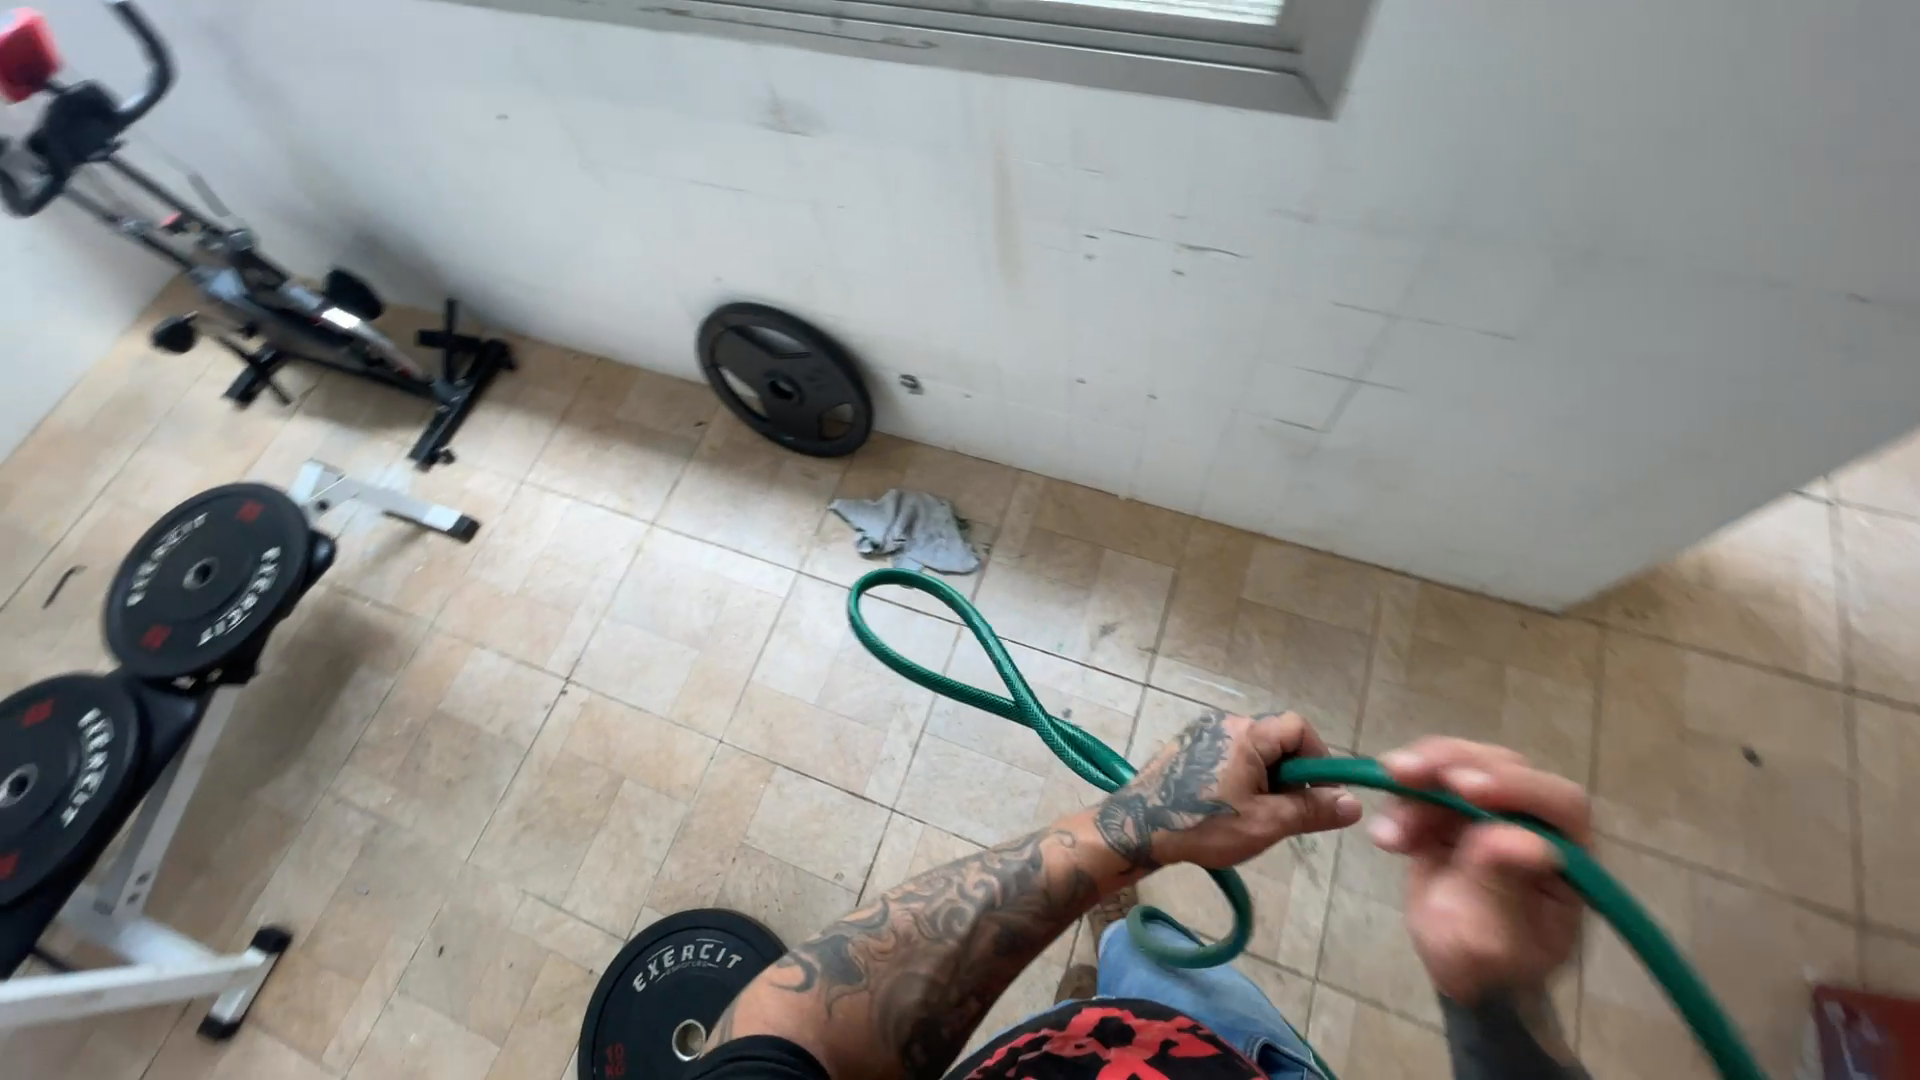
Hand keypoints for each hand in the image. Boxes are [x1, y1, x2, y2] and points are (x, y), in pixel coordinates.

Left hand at [1094, 710, 1360, 870]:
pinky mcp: (1186, 748)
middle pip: (1276, 738)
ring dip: (1267, 779)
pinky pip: (1229, 755)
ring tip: (1259, 815)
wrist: (1138, 826)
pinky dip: (1243, 777)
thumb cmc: (1204, 823)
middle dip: (1292, 774)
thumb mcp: (1266, 823)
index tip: (1320, 794)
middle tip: (1289, 812)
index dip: (1318, 758)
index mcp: (1245, 733)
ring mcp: (1201, 734)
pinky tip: (1232, 808)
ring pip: (1253, 750)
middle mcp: (1224, 723)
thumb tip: (1352, 802)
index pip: (1298, 728)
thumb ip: (1311, 810)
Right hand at [1369, 737, 1589, 1004]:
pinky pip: (1421, 783)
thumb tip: (1524, 840)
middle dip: (1448, 765)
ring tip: (1389, 831)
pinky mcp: (1448, 807)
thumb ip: (1503, 885)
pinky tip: (1386, 838)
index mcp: (1569, 853)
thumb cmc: (1489, 964)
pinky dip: (1397, 801)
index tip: (1465, 788)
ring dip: (1413, 784)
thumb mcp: (1495, 937)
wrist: (1457, 966)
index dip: (1515, 785)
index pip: (1558, 801)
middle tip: (1401, 774)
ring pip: (1454, 764)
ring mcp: (1487, 809)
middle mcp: (1533, 820)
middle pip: (1499, 765)